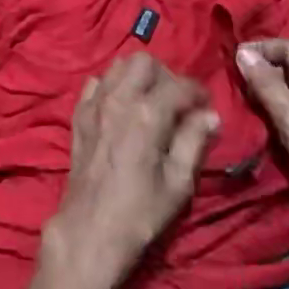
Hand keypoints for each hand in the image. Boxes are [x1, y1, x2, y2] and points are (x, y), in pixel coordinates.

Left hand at [47, 53, 220, 288]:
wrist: (91, 227)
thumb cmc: (142, 212)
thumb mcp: (179, 183)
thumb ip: (194, 142)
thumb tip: (210, 115)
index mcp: (147, 114)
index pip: (179, 85)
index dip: (199, 92)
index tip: (206, 106)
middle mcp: (117, 98)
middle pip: (144, 61)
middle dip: (165, 75)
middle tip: (177, 101)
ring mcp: (93, 103)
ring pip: (117, 66)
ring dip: (138, 77)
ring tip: (151, 102)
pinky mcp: (78, 113)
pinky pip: (95, 82)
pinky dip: (111, 86)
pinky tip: (121, 108)